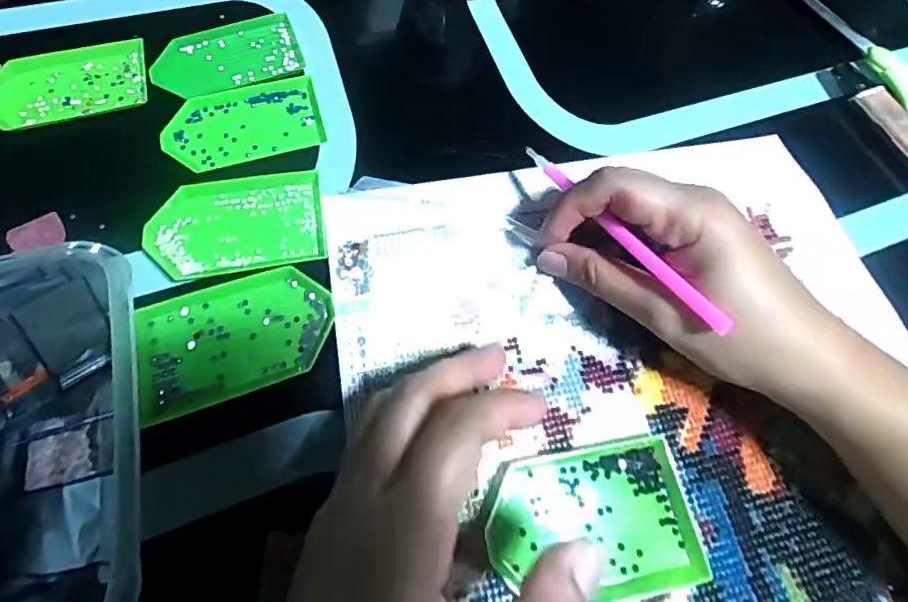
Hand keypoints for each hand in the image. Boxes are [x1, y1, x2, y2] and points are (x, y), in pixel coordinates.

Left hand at [288, 346, 605, 601]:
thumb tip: (586, 549)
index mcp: (402, 527)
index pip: (454, 430)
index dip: (501, 406)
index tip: (543, 407)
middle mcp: (358, 503)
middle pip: (406, 403)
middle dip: (456, 371)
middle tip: (499, 358)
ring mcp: (332, 516)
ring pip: (374, 417)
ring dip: (424, 390)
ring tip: (465, 385)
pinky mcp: (321, 538)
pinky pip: (363, 448)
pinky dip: (401, 423)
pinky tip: (428, 453)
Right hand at [535, 167, 855, 404]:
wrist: (812, 359)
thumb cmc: (743, 341)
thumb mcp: (664, 314)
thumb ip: (604, 278)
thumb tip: (549, 257)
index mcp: (691, 209)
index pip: (613, 184)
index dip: (570, 208)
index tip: (546, 247)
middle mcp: (695, 196)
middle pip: (620, 187)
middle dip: (579, 215)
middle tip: (553, 256)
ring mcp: (702, 208)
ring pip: (633, 201)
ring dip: (599, 227)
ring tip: (575, 262)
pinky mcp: (704, 225)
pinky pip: (651, 218)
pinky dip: (623, 237)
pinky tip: (611, 263)